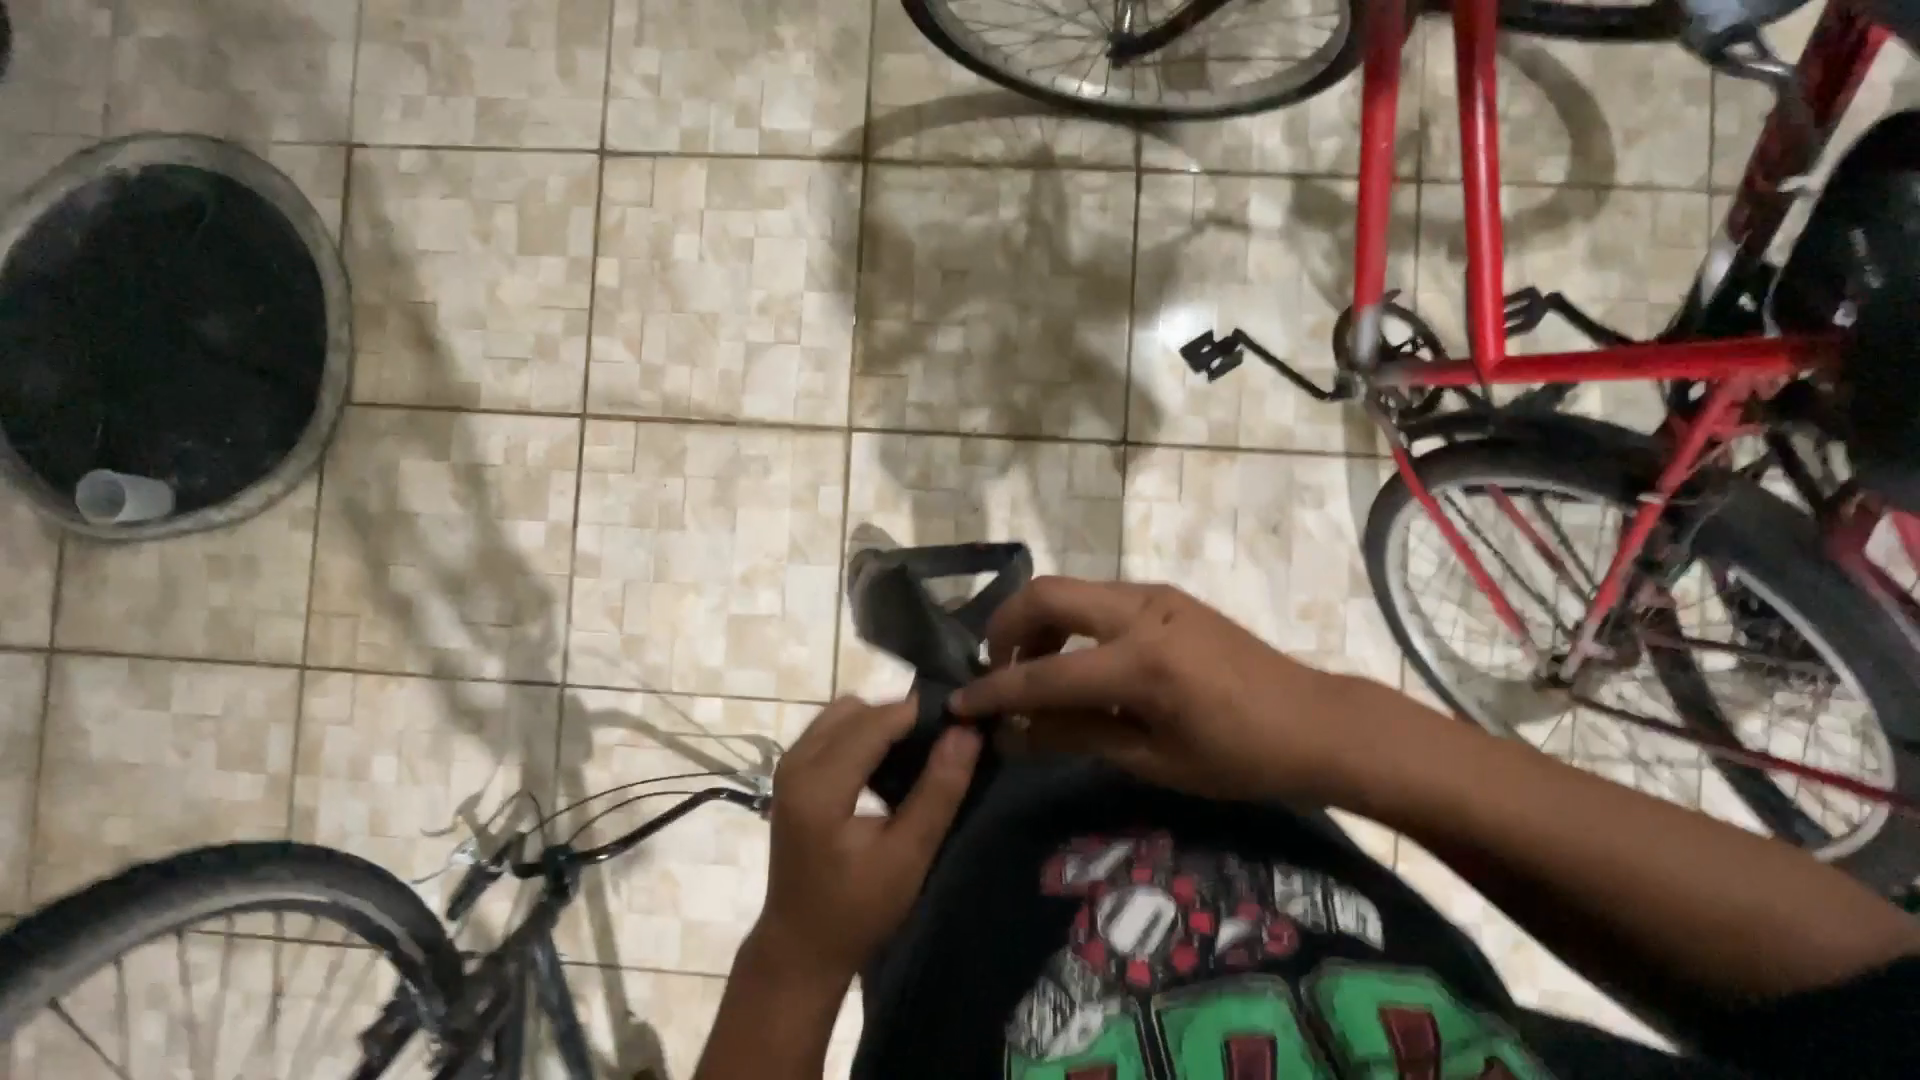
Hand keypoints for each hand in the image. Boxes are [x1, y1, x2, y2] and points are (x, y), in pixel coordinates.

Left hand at [755, 696, 980, 979]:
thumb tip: (966, 732)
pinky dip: (862, 735)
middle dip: (901, 717)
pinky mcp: (791, 775)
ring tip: (921, 752)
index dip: (921, 714)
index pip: (876, 721)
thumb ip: (937, 791)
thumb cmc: (857, 910)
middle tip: (945, 740)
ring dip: (881, 724)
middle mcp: (796, 764)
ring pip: (842, 714)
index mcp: (819, 785)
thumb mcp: (908, 856)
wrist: (800, 947)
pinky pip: (831, 731)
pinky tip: (890, 765)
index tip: (963, 720)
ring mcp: (788, 767)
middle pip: (856, 709)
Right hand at [949, 577, 1365, 801]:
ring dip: (1038, 623)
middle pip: (1045, 595)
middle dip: (1005, 630)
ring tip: (1035, 672)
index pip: (1044, 675)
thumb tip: (1012, 735)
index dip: (995, 694)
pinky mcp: (1168, 596)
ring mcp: (1156, 596)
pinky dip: (1071, 622)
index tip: (958, 706)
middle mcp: (1142, 612)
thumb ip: (1076, 737)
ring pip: (1071, 589)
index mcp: (1142, 664)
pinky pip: (1099, 597)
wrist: (1314, 723)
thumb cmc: (1239, 758)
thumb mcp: (1153, 759)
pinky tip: (1079, 662)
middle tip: (998, 674)